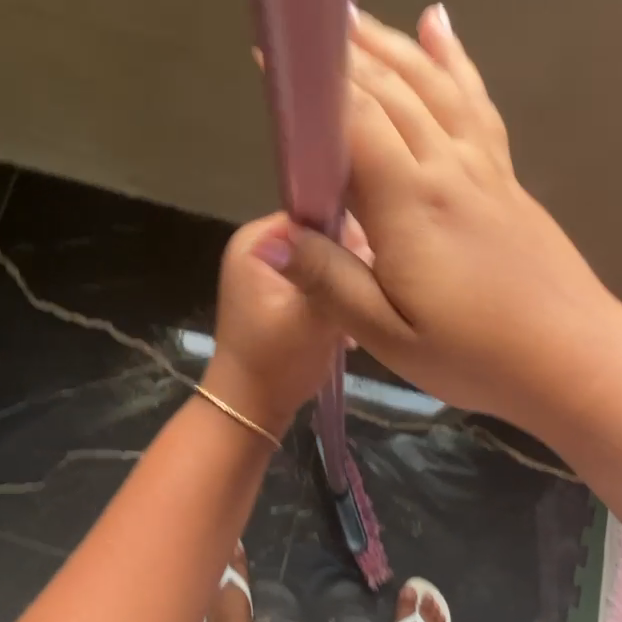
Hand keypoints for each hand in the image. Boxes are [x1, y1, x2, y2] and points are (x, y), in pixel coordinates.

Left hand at [202, 212, 365, 435]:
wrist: (250, 409)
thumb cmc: (279, 360)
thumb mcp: (315, 313)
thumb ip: (337, 271)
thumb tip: (365, 236)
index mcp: (257, 241)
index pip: (317, 212)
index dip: (349, 235)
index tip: (371, 268)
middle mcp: (257, 247)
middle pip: (321, 237)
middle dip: (346, 266)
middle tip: (363, 299)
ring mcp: (265, 271)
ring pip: (322, 261)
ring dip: (341, 287)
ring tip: (353, 319)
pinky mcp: (275, 294)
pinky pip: (314, 281)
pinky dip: (331, 301)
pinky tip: (343, 329)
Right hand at [267, 5, 621, 428]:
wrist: (578, 362)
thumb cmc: (477, 356)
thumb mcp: (387, 336)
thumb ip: (328, 281)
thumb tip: (271, 239)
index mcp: (410, 203)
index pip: (355, 121)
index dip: (312, 86)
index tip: (274, 60)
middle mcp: (446, 168)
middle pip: (393, 91)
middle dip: (346, 53)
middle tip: (305, 25)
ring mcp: (483, 167)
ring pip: (434, 86)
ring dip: (393, 45)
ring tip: (357, 17)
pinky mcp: (505, 177)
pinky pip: (476, 105)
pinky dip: (456, 62)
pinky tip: (443, 31)